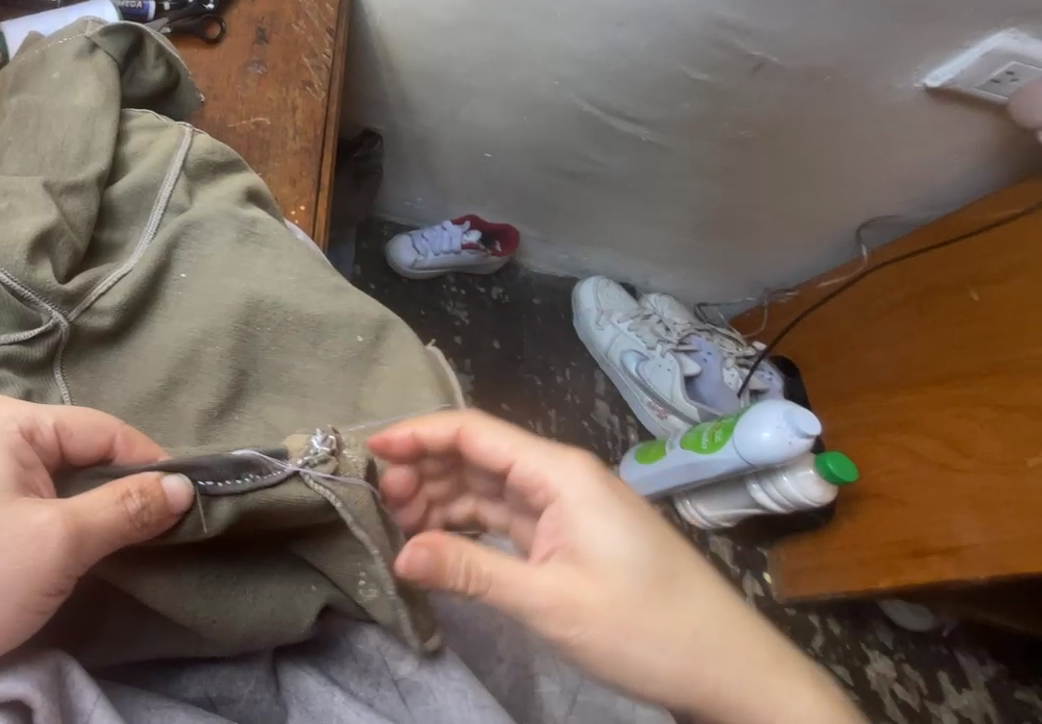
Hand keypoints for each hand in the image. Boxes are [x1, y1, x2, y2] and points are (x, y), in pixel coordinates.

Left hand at [0, 396, 192, 722]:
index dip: (150, 463)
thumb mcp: (62, 543)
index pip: (101, 429)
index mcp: (11, 418)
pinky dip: (67, 515)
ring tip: (129, 537)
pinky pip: (38, 492)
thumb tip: (184, 486)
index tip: (191, 500)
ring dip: (96, 505)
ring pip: (63, 474)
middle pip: (82, 448)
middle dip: (122, 486)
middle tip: (164, 526)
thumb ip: (127, 508)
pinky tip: (82, 541)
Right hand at [371, 410, 862, 723]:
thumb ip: (469, 570)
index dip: (417, 433)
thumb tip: (399, 555)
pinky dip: (463, 522)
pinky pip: (498, 513)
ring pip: (481, 483)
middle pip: (472, 454)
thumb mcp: (551, 603)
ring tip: (401, 524)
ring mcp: (561, 505)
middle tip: (383, 504)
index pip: (472, 431)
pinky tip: (436, 538)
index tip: (370, 449)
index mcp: (558, 472)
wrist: (740, 679)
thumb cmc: (650, 631)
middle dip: (422, 470)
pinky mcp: (563, 533)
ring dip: (438, 497)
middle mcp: (556, 476)